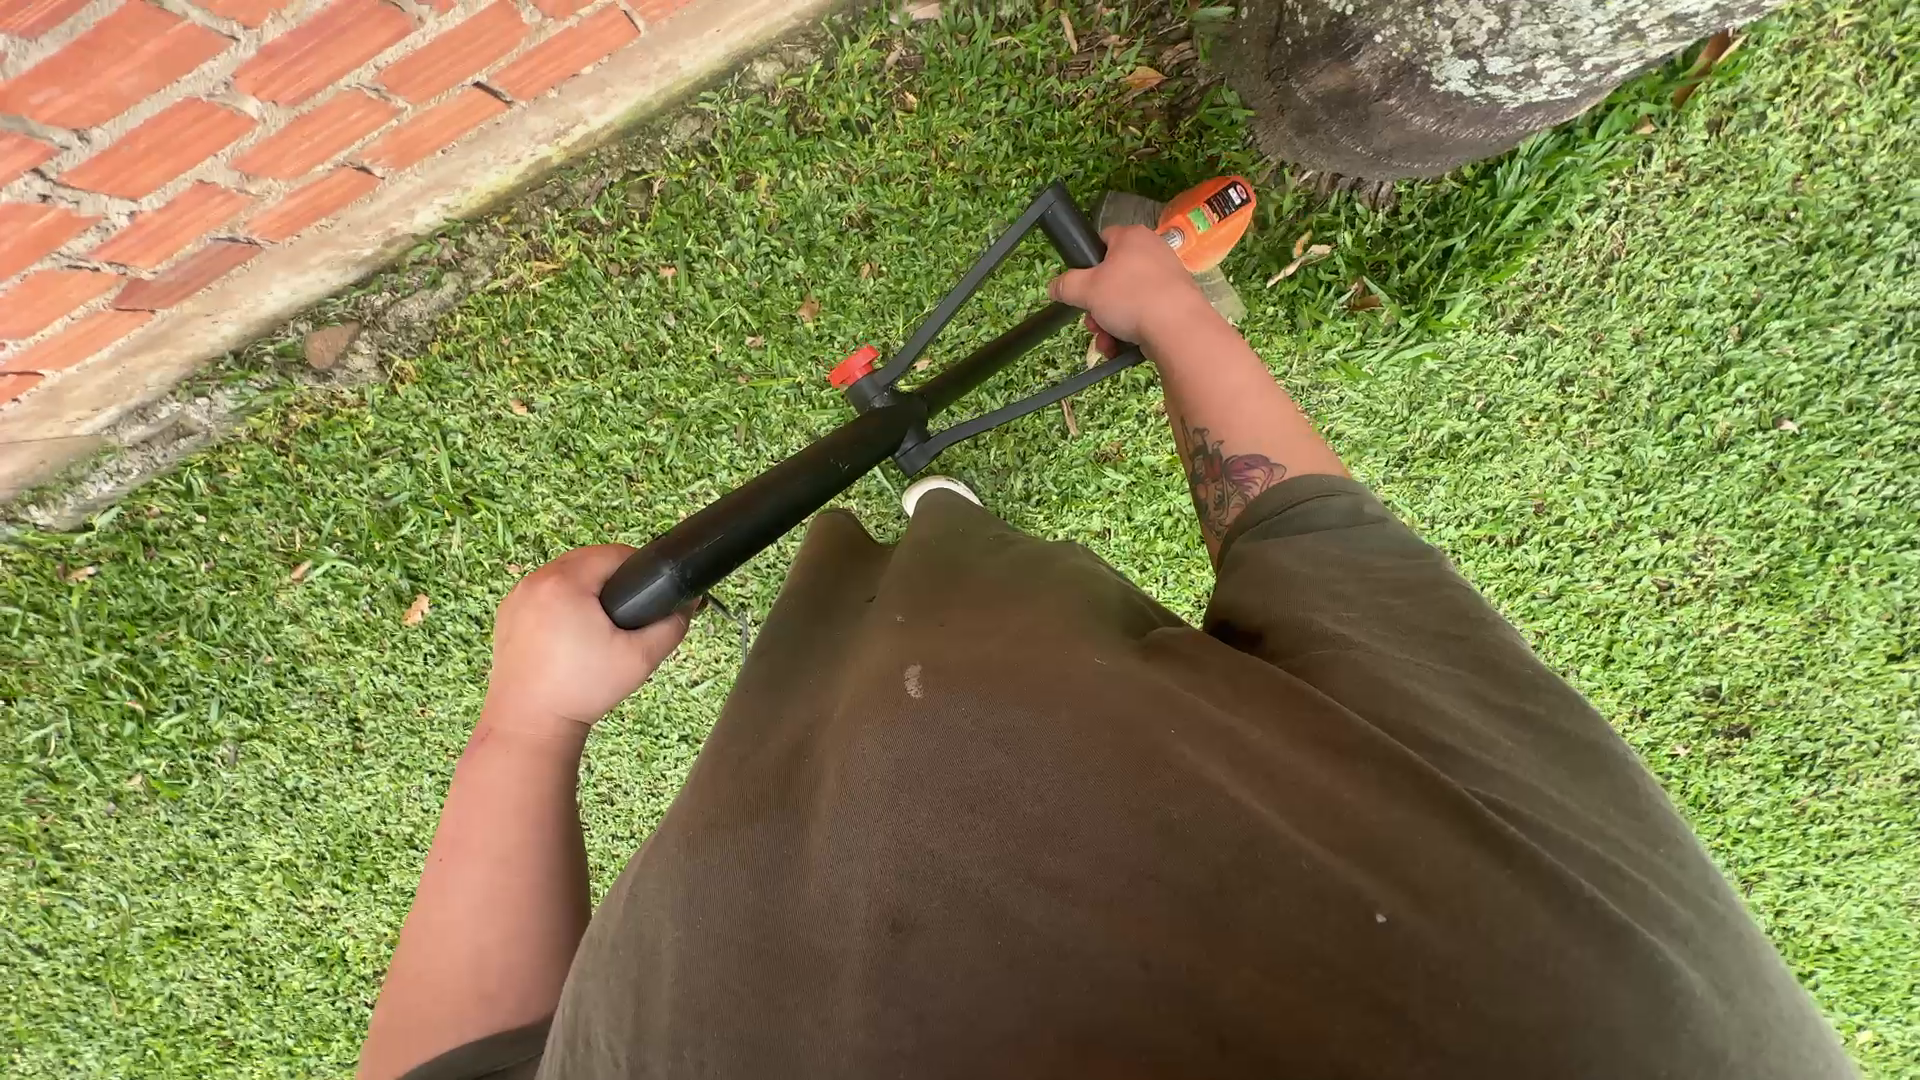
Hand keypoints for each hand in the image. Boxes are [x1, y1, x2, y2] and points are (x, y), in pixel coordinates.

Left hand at [481, 545, 692, 738]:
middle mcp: (535, 581)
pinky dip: (565, 601)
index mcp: (565, 582)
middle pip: (588, 560)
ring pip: (566, 575)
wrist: (531, 724)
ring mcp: (517, 597)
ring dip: (589, 587)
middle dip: (614, 578)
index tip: (650, 594)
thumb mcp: (642, 657)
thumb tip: (689, 602)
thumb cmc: (584, 688)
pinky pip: (546, 592)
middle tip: (632, 610)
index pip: (614, 554)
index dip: (640, 569)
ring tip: (606, 620)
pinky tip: (578, 629)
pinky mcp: (508, 614)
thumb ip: (673, 624)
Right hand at [1048, 225, 1213, 353]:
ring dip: (1108, 324)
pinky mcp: (1174, 302)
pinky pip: (1142, 313)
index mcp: (1131, 237)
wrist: (1176, 327)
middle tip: (1091, 322)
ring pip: (1125, 301)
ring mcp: (1166, 278)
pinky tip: (1120, 347)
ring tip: (1106, 342)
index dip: (1087, 263)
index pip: (1102, 240)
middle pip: (1111, 278)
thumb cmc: (1129, 297)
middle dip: (1096, 306)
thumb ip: (1066, 285)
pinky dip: (1128, 331)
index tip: (1081, 286)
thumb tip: (1053, 286)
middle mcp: (1152, 251)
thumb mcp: (1086, 290)